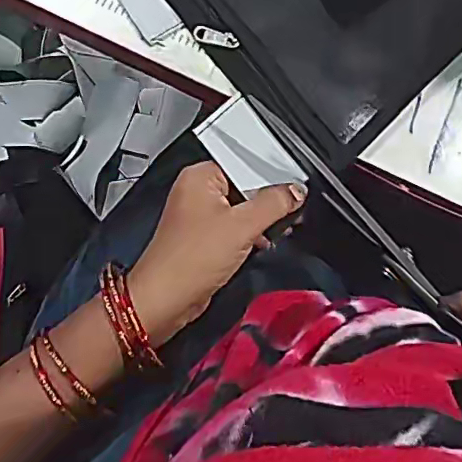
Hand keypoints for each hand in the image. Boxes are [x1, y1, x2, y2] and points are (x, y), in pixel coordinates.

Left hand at [127, 163, 305, 345]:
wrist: (167, 297)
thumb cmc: (188, 259)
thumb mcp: (242, 226)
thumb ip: (273, 204)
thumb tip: (294, 192)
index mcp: (199, 176)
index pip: (244, 163)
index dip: (271, 176)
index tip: (292, 190)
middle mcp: (195, 191)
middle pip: (244, 186)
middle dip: (266, 203)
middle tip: (285, 213)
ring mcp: (198, 215)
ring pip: (240, 209)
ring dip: (258, 222)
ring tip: (271, 232)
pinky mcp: (203, 237)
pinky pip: (232, 228)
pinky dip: (247, 235)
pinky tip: (257, 245)